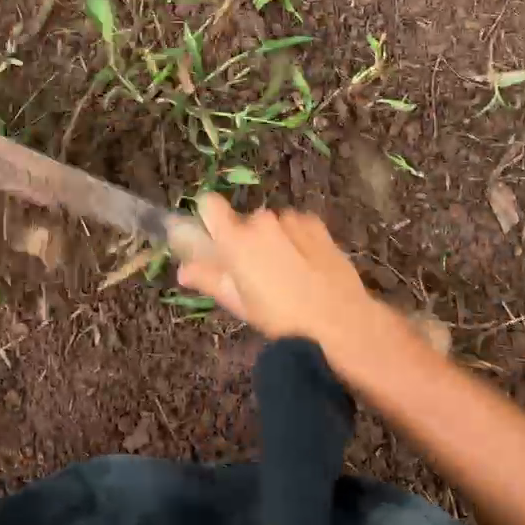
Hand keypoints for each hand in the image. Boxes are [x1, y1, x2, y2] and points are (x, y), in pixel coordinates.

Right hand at [176, 194, 400, 366]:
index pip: (209, 205)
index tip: (215, 240)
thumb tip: (184, 270)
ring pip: (271, 225)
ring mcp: (291, 219)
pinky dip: (296, 240)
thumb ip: (209, 280)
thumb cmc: (282, 318)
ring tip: (287, 274)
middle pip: (244, 222)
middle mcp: (261, 221)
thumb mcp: (240, 304)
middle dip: (246, 241)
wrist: (340, 319)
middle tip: (256, 273)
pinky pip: (295, 226)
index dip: (210, 220)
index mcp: (236, 239)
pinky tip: (306, 266)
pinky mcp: (315, 223)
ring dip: (272, 241)